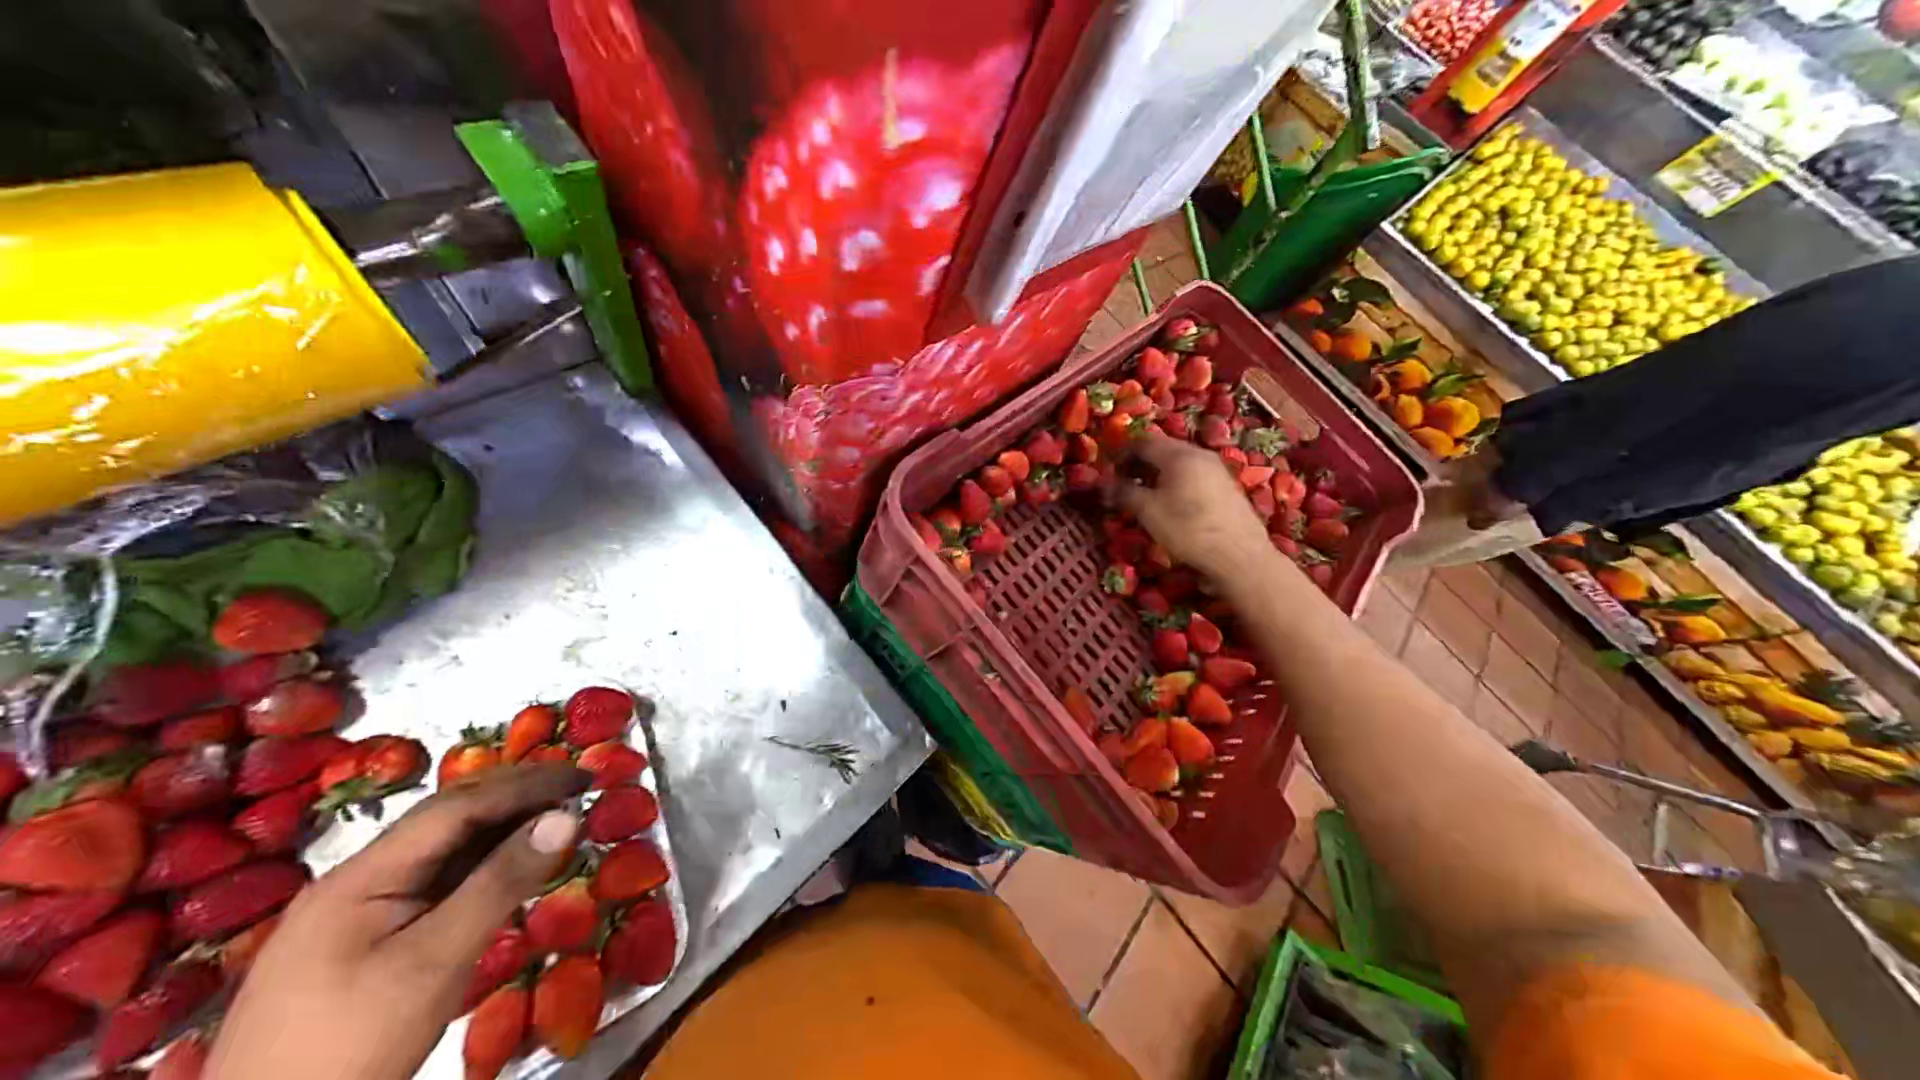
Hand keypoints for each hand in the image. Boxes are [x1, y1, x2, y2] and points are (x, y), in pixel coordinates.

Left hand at [208, 765, 588, 1079]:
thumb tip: (564, 819)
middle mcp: (356, 881)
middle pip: (446, 820)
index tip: (582, 778)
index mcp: (363, 875)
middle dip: (514, 796)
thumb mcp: (435, 962)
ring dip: (500, 829)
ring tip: (555, 819)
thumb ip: (500, 884)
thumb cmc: (350, 1047)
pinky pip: (433, 885)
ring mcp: (355, 914)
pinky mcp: (361, 945)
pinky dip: (481, 866)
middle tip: (576, 789)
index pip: (458, 806)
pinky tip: (509, 869)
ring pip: (440, 852)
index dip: (525, 785)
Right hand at [1116, 434, 1281, 581]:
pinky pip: (1194, 474)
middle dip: (1140, 462)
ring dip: (1158, 472)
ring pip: (1180, 461)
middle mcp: (1199, 453)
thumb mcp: (1148, 512)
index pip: (1143, 441)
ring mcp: (1217, 468)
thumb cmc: (1188, 530)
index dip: (1121, 453)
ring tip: (1145, 493)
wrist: (1240, 555)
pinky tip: (1172, 503)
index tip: (1108, 470)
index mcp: (1178, 454)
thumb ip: (1124, 493)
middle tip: (1124, 481)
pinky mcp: (1226, 485)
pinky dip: (1176, 480)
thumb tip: (1102, 484)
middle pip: (1163, 448)